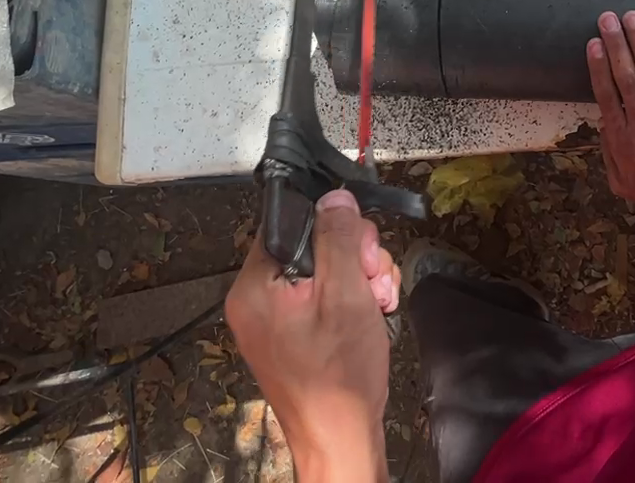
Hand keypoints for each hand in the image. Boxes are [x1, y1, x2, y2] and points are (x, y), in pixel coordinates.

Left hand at [226, 189, 398, 482]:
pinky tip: (375, 310)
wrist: (343, 439)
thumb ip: (339, 240)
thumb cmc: (340, 372)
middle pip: (316, 241)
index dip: (332, 223)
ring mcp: (280, 315)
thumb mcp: (345, 295)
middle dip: (356, 255)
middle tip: (373, 280)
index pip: (290, 221)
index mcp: (255, 285)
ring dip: (364, 275)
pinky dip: (358, 294)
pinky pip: (330, 290)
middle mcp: (260, 296)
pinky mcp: (299, 328)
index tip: (360, 247)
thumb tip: (335, 195)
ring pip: (331, 263)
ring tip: (378, 301)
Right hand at [586, 11, 634, 229]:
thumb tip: (604, 121)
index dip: (599, 67)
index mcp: (622, 138)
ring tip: (632, 18)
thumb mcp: (621, 182)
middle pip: (625, 78)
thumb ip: (609, 151)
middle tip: (608, 19)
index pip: (606, 95)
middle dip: (616, 46)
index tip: (593, 44)